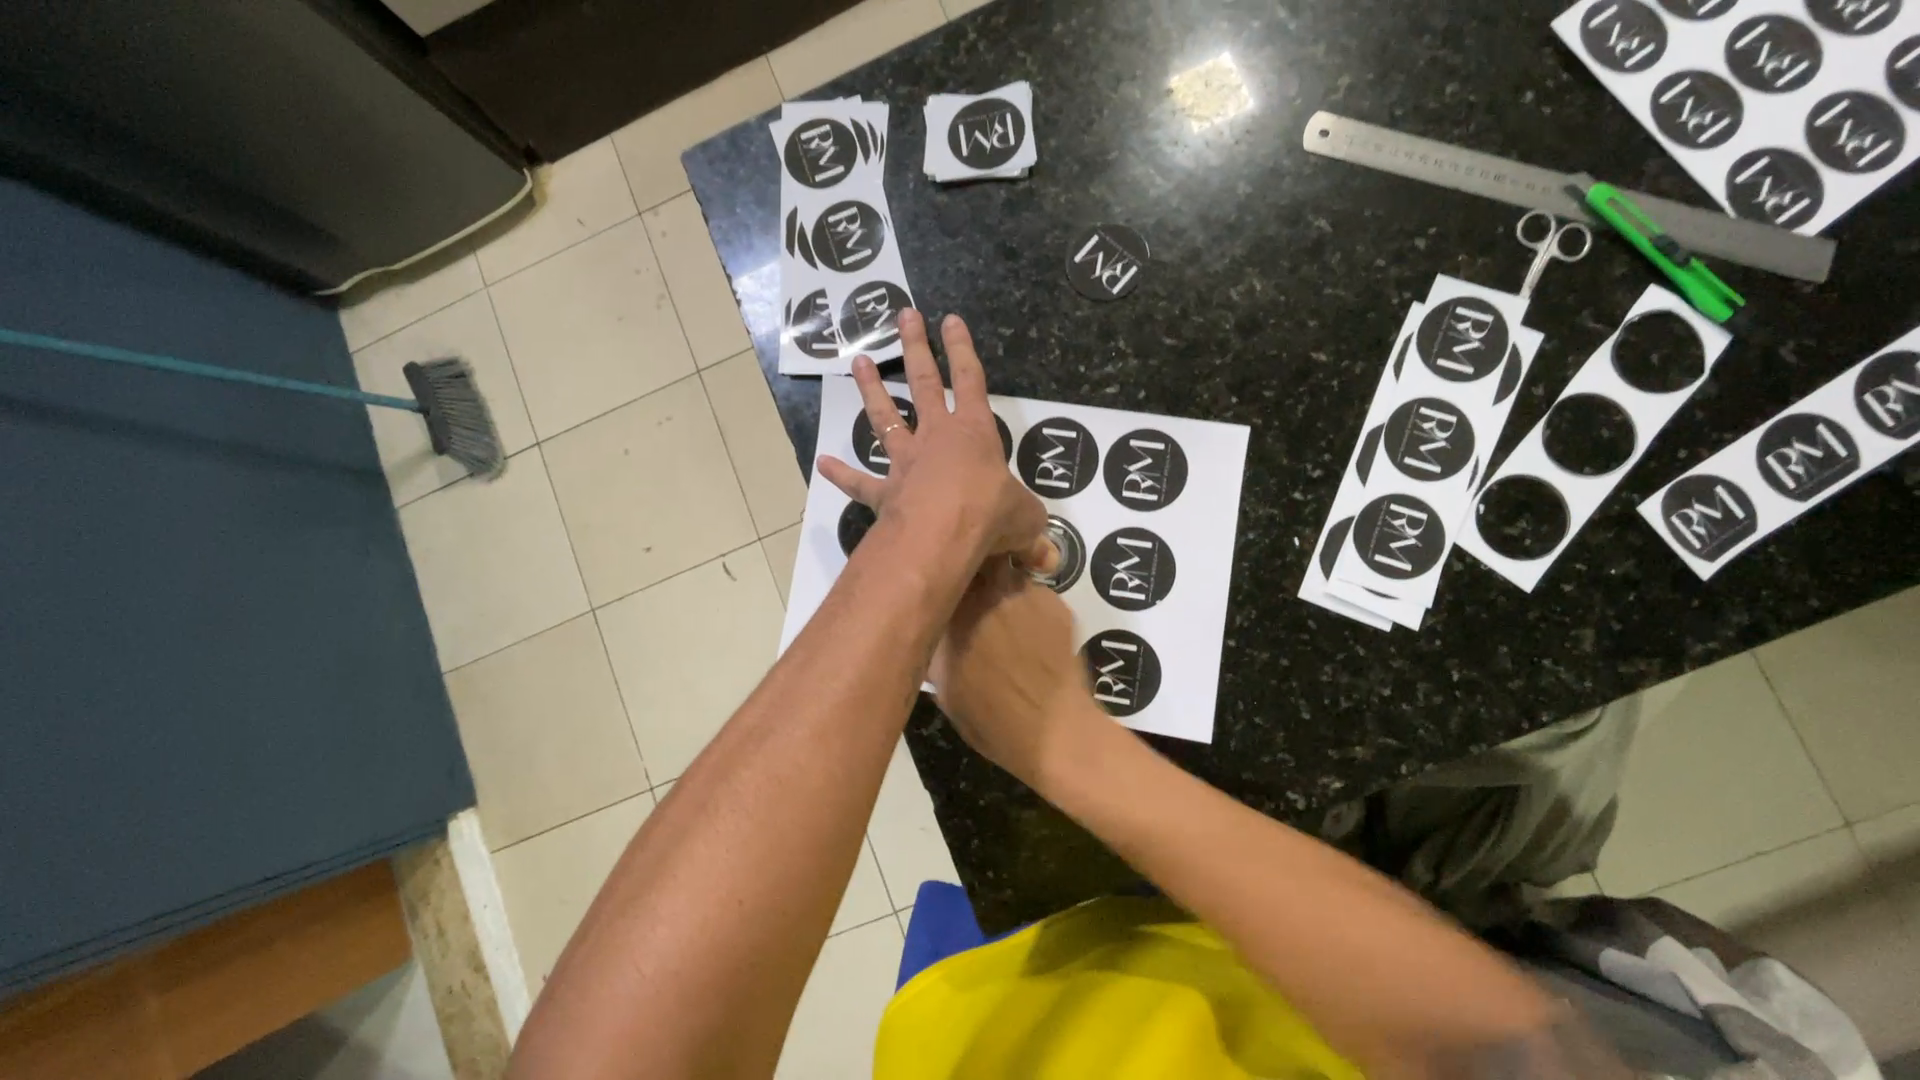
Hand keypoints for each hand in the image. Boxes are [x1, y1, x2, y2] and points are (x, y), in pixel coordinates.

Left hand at [817, 309, 1054, 572]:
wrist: (941, 535)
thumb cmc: (989, 514)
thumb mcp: (1025, 518)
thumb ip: (1030, 527)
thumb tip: (1045, 556)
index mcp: (973, 432)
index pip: (971, 380)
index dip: (962, 349)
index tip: (950, 320)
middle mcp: (936, 438)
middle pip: (923, 383)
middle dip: (916, 348)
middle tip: (904, 317)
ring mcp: (906, 463)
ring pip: (885, 418)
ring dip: (871, 390)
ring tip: (858, 362)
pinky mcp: (884, 493)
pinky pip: (860, 482)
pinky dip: (842, 474)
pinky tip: (822, 465)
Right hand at [930, 561, 1105, 789]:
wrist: (1055, 731)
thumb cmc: (990, 718)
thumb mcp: (943, 686)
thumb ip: (935, 644)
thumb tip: (932, 625)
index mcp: (955, 611)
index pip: (941, 572)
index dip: (941, 578)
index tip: (940, 591)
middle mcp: (990, 592)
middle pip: (978, 563)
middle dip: (973, 574)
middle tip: (971, 600)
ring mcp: (1028, 593)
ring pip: (1009, 574)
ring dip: (1002, 589)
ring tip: (1005, 622)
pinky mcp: (1058, 603)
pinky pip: (1036, 593)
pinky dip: (1030, 607)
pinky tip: (1033, 637)